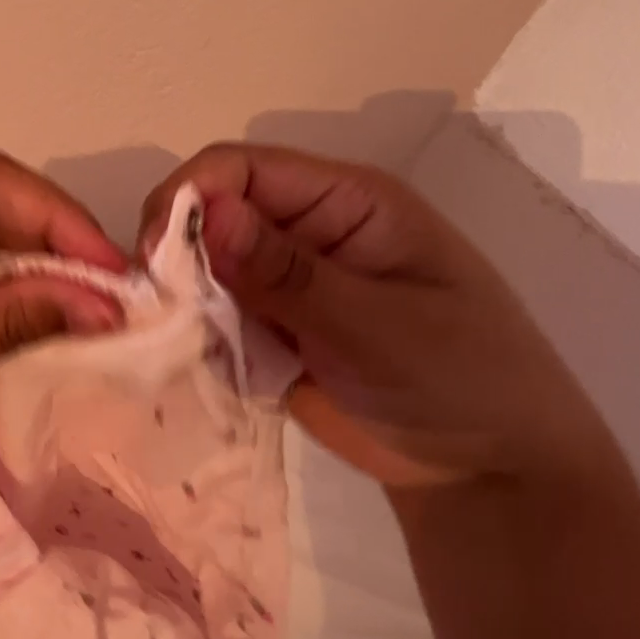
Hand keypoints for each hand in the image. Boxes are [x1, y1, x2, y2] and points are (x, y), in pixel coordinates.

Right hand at [140, 143, 615, 485]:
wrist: (486, 470)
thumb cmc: (459, 382)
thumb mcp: (376, 324)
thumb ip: (288, 272)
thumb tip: (210, 214)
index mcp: (344, 202)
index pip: (240, 169)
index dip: (187, 198)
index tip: (153, 258)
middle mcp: (303, 230)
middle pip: (206, 214)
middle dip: (172, 253)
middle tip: (155, 308)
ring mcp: (279, 282)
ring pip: (197, 267)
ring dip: (177, 299)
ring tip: (171, 341)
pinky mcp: (262, 327)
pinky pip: (205, 314)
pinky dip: (189, 333)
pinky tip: (190, 360)